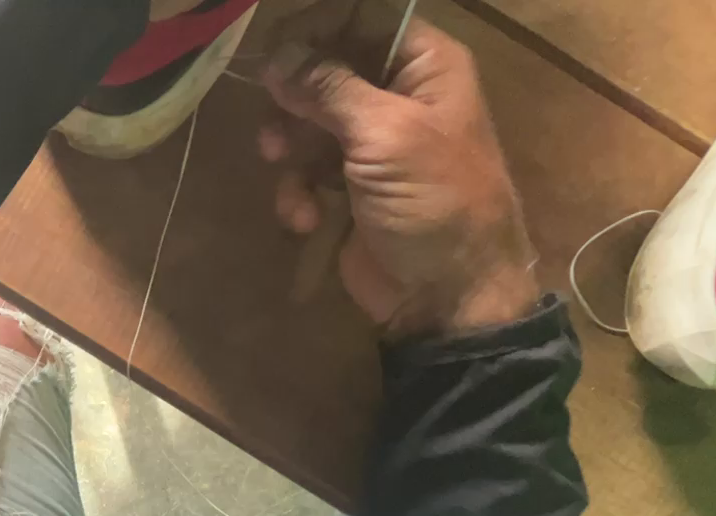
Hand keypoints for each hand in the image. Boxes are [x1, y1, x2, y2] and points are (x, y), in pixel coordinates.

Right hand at [259, 20, 539, 337]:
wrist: (442, 289)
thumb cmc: (431, 200)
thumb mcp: (384, 135)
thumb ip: (330, 90)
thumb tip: (280, 54)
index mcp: (422, 66)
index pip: (363, 19)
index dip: (316, 30)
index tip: (273, 53)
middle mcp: (394, 97)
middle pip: (324, 74)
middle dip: (293, 103)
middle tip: (273, 132)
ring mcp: (367, 147)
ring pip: (306, 127)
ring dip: (289, 153)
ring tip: (284, 174)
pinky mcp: (345, 190)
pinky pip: (305, 175)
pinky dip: (297, 195)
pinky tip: (305, 219)